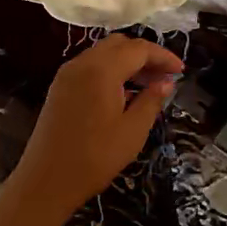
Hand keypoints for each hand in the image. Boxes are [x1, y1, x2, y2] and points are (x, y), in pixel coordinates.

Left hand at [2, 36, 183, 225]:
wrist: (46, 181)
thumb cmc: (94, 158)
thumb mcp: (132, 132)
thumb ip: (151, 101)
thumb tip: (166, 83)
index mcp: (101, 70)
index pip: (138, 49)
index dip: (162, 56)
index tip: (180, 71)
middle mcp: (82, 63)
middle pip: (119, 44)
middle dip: (144, 55)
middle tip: (164, 76)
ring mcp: (67, 73)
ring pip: (103, 53)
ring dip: (127, 62)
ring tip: (148, 85)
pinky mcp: (59, 86)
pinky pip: (90, 66)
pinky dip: (110, 70)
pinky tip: (122, 92)